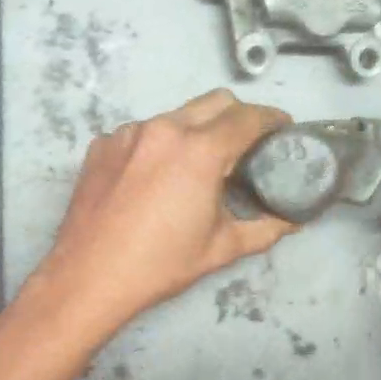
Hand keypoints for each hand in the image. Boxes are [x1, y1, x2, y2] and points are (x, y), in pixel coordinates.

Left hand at [33, 89, 296, 327]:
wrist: (88, 277)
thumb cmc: (161, 265)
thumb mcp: (222, 248)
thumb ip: (264, 228)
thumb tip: (293, 220)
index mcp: (200, 151)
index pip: (248, 117)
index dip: (272, 119)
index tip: (284, 127)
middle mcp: (165, 129)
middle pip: (216, 101)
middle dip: (239, 115)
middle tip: (248, 143)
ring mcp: (129, 133)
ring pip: (177, 115)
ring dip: (197, 129)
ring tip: (199, 162)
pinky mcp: (103, 144)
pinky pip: (143, 132)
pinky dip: (160, 145)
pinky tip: (157, 176)